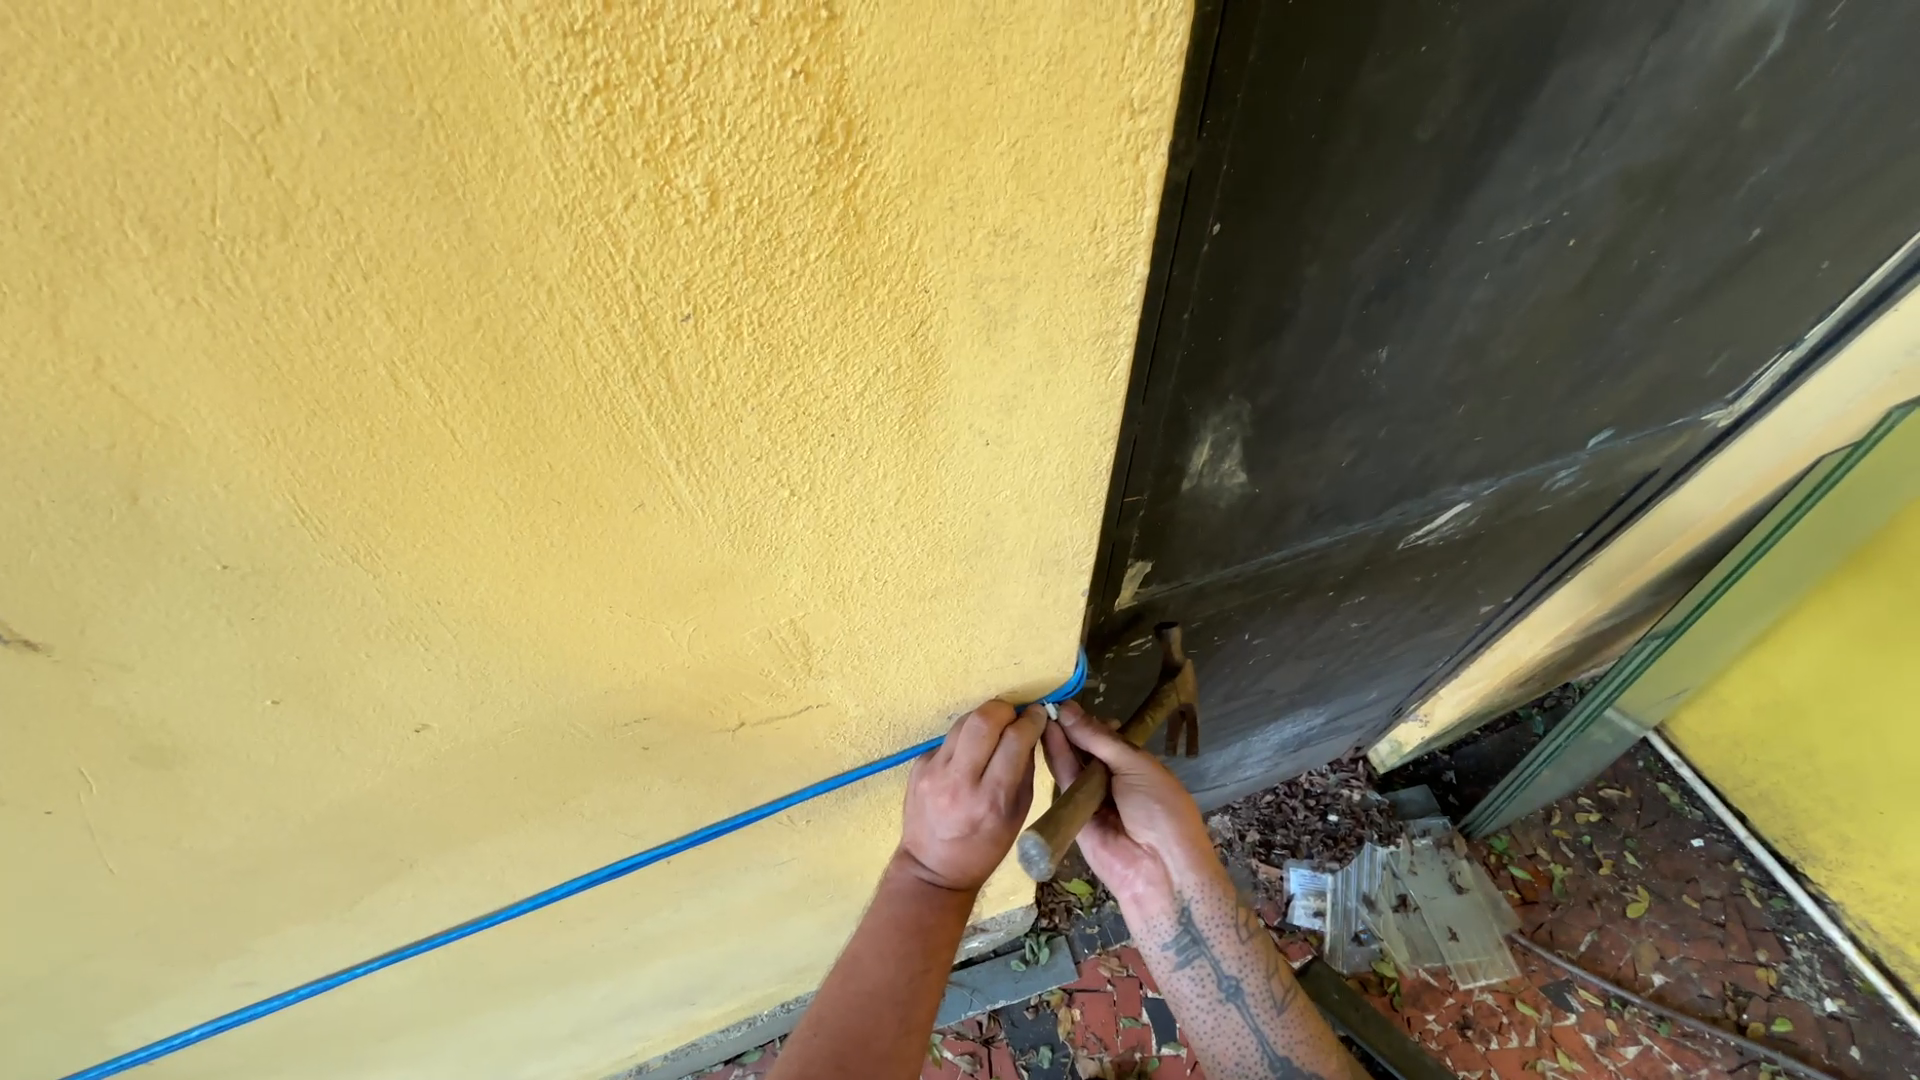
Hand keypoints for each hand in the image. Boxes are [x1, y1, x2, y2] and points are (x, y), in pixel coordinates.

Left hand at [896, 700, 1047, 892]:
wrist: (932, 868)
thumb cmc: (985, 847)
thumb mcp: (1018, 815)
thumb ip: (1024, 769)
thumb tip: (1030, 731)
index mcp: (991, 799)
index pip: (1015, 740)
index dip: (1031, 720)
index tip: (1037, 714)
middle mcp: (960, 781)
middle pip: (983, 719)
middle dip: (1004, 709)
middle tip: (1013, 715)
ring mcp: (933, 772)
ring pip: (963, 723)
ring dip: (983, 720)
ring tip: (992, 732)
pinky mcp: (918, 767)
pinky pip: (947, 740)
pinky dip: (963, 742)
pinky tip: (967, 758)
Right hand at [1040, 701, 1224, 919]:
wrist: (1160, 868)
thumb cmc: (1161, 810)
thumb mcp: (1136, 766)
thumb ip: (1099, 739)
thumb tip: (1068, 709)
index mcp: (1135, 766)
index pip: (1104, 737)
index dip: (1086, 719)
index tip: (1064, 698)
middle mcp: (1112, 779)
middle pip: (1084, 749)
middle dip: (1069, 727)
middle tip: (1046, 701)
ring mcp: (1091, 796)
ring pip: (1071, 762)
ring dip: (1059, 738)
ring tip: (1041, 711)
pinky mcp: (1072, 813)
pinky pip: (1063, 782)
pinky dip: (1055, 757)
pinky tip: (1045, 734)